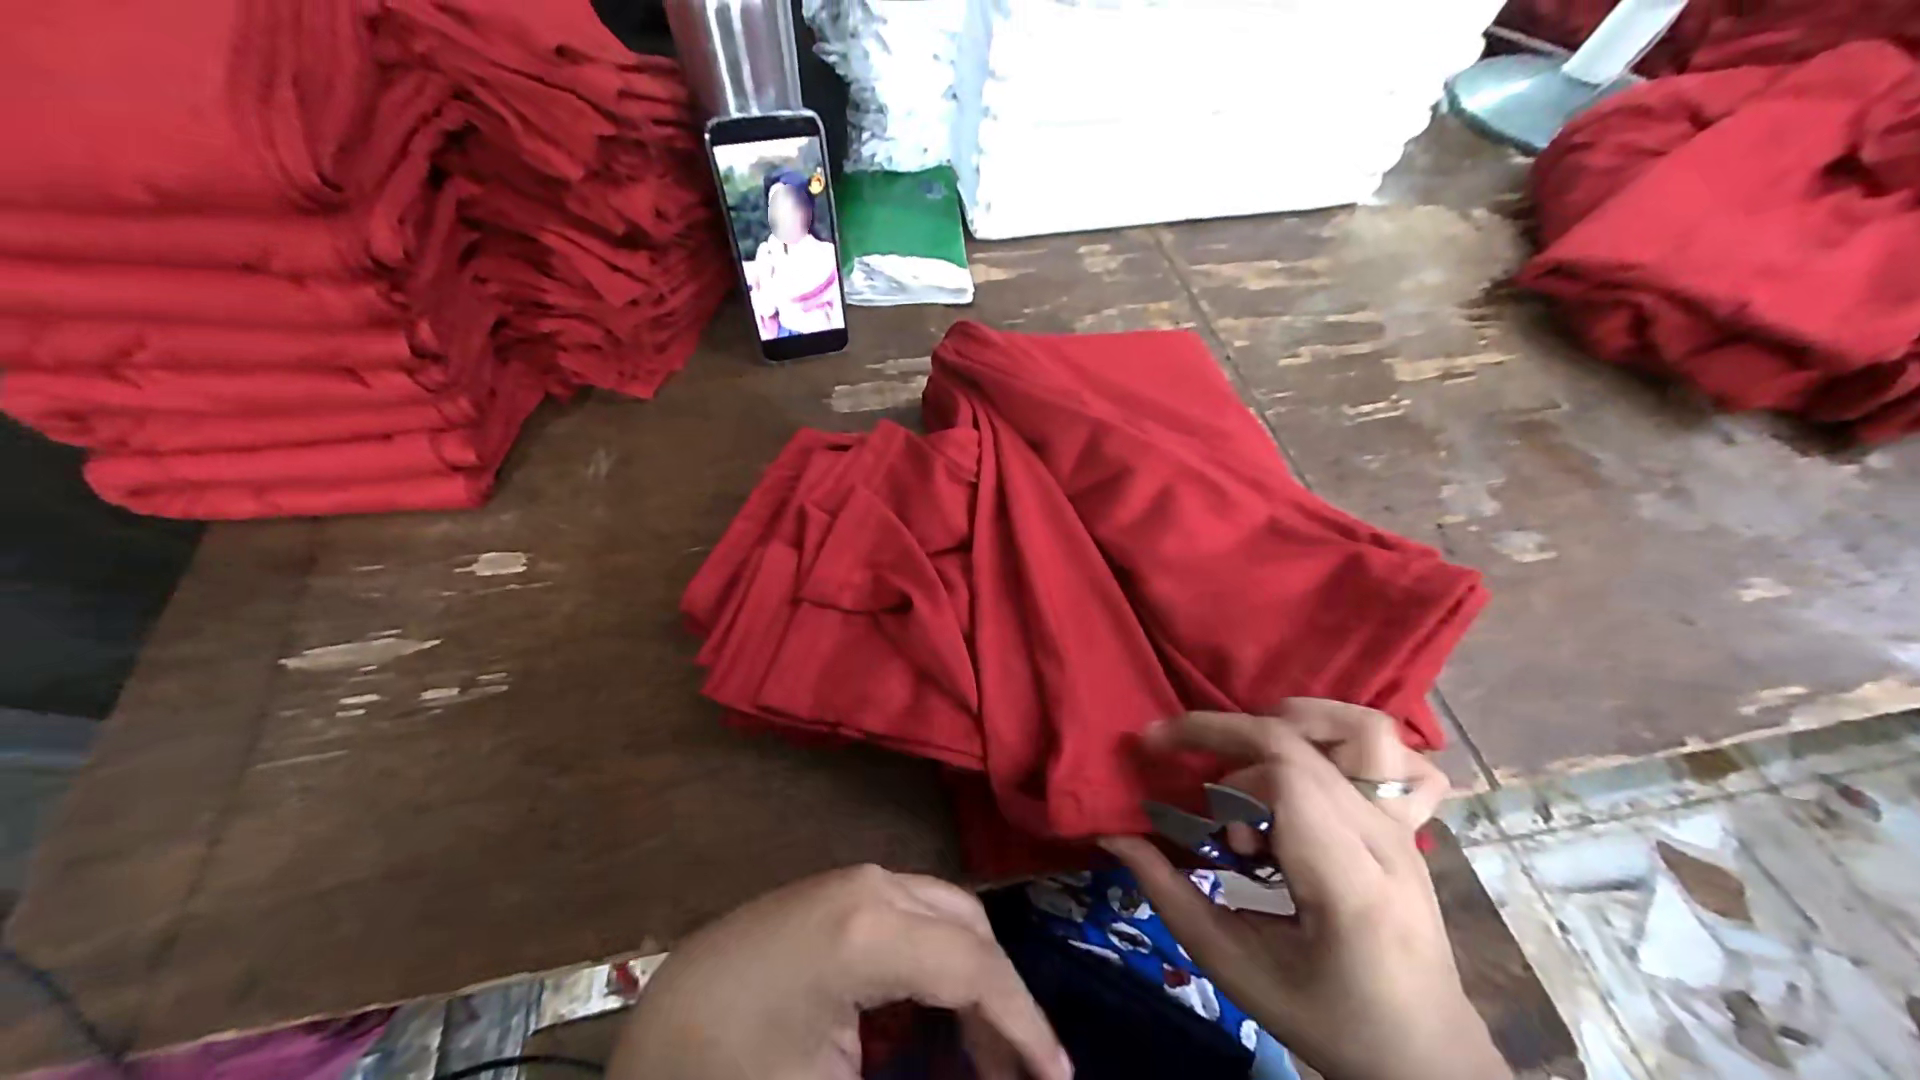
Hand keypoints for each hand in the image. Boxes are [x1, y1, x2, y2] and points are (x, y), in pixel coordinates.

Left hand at [608, 865, 1070, 1079]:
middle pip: (965, 928)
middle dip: (1001, 995)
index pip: (974, 967)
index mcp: (868, 927)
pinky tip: (934, 1007)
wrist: (644, 1049)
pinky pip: (906, 914)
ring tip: (982, 1046)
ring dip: (970, 974)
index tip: (1058, 1076)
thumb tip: (987, 1063)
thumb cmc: (736, 1074)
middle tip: (1021, 1069)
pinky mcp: (828, 894)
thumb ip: (926, 1061)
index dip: (1025, 1023)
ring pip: (940, 913)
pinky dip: (935, 958)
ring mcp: (844, 881)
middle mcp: (866, 885)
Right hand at [1105, 710, 1508, 1079]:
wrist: (1426, 1056)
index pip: (1283, 775)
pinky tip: (1311, 764)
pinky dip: (1348, 740)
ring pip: (1365, 730)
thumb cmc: (1328, 1020)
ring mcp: (1405, 828)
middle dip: (1225, 735)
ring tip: (1251, 754)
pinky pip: (1400, 756)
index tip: (1159, 757)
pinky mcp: (1409, 826)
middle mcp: (1384, 840)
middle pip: (1301, 743)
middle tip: (1185, 764)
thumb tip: (1114, 834)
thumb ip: (1169, 893)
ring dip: (1296, 721)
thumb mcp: (1234, 967)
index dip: (1214, 748)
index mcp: (1347, 884)